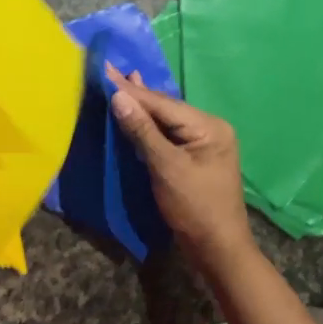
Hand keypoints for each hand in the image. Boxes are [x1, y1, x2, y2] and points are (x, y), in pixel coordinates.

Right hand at [106, 65, 255, 271]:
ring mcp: (203, 142)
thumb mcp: (166, 167)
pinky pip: (166, 132)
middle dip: (135, 94)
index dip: (131, 90)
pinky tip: (135, 109)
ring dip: (140, 106)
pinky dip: (148, 123)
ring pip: (164, 118)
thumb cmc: (195, 208)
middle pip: (164, 107)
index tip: (105, 71)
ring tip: (120, 81)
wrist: (218, 252)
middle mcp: (209, 128)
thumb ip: (141, 130)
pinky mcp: (193, 156)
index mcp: (209, 127)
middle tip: (108, 72)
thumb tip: (117, 95)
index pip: (162, 103)